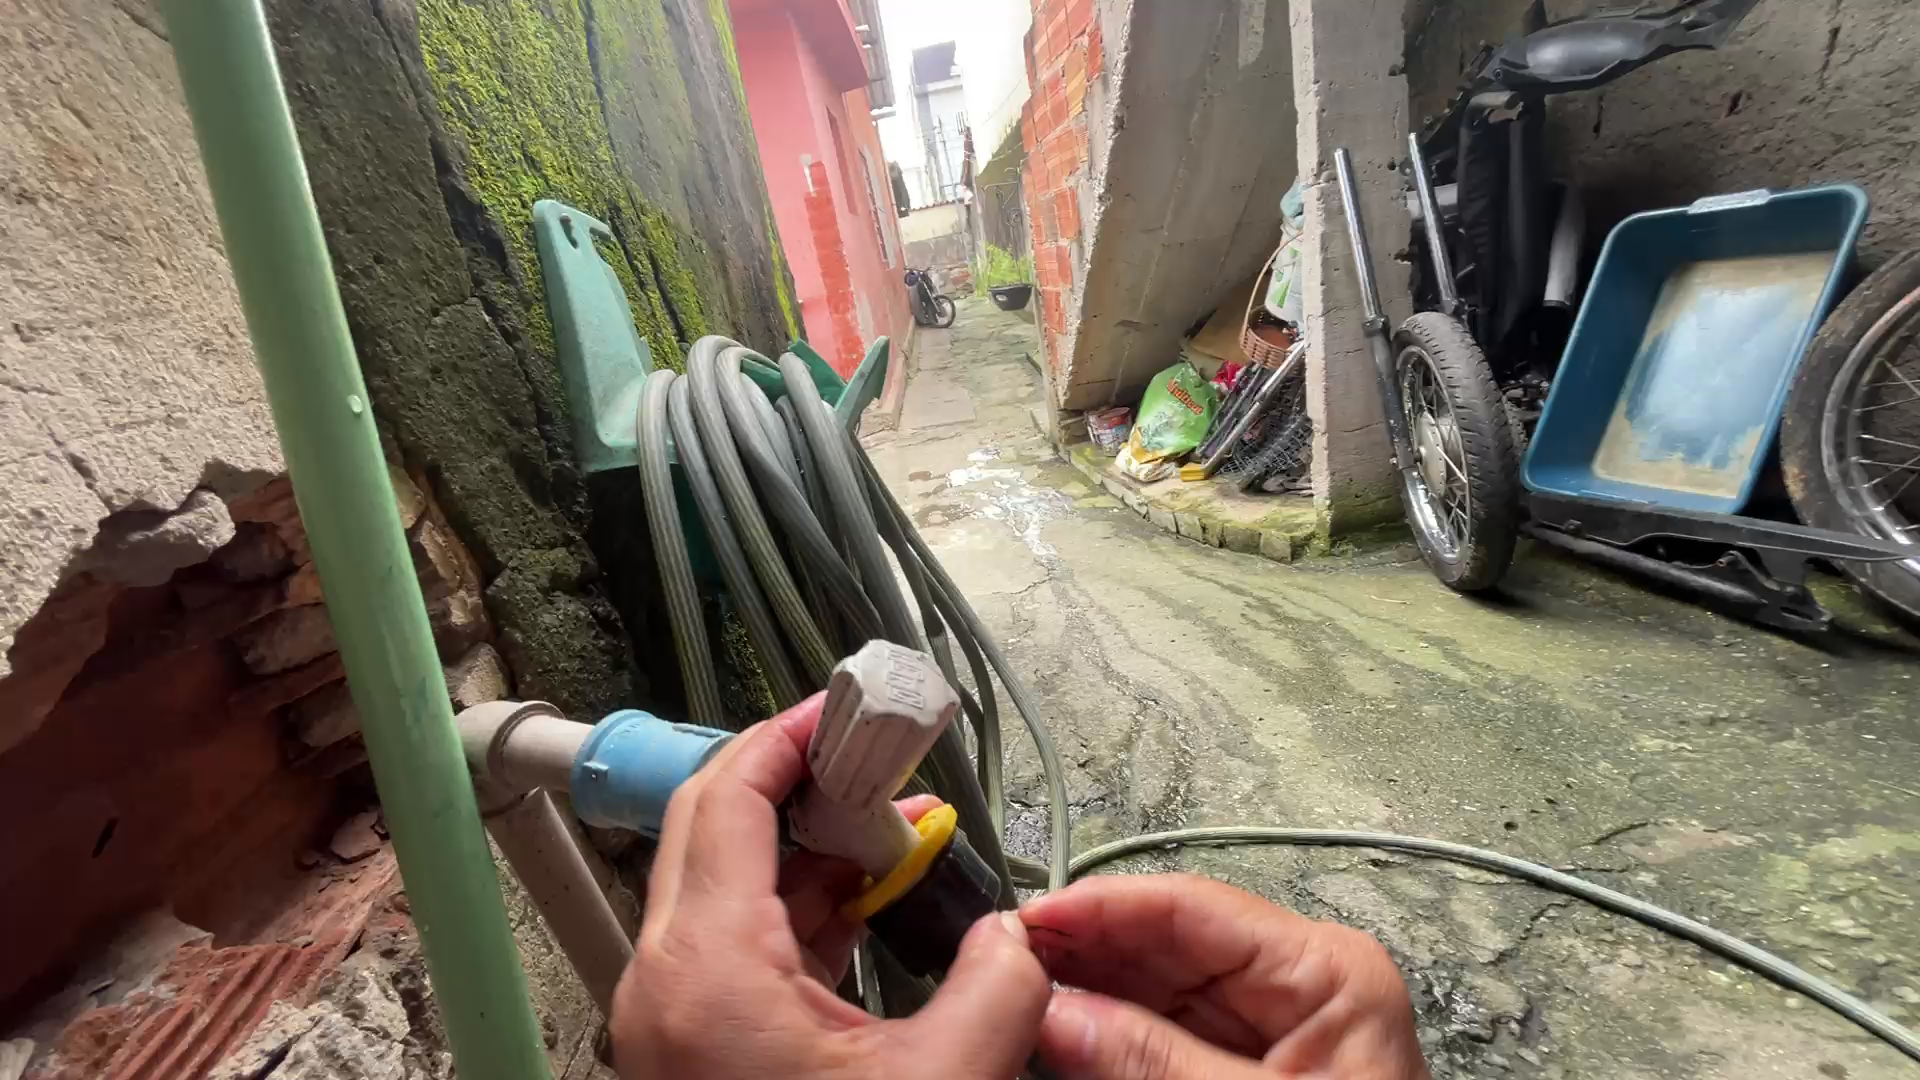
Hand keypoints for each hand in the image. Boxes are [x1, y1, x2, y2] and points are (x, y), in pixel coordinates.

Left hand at [609, 693, 1051, 1079]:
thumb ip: (998, 990)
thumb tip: (1019, 939)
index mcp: (705, 971)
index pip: (731, 796)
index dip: (791, 735)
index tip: (847, 706)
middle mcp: (672, 975)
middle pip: (723, 819)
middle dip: (806, 776)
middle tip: (878, 758)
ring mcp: (682, 1003)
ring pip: (739, 871)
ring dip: (816, 838)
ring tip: (893, 824)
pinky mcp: (705, 1029)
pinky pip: (756, 926)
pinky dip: (813, 896)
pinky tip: (873, 891)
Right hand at [1022, 875, 1429, 1079]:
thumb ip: (1153, 1062)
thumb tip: (1052, 1013)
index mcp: (1323, 968)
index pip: (1191, 906)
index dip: (1104, 904)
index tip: (1037, 915)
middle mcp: (1292, 974)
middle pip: (1167, 934)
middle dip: (1088, 941)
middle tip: (1014, 948)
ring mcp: (1266, 1010)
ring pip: (1155, 973)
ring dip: (1089, 977)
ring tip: (1024, 976)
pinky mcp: (1242, 1048)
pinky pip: (1162, 1017)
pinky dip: (1109, 1018)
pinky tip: (1063, 1013)